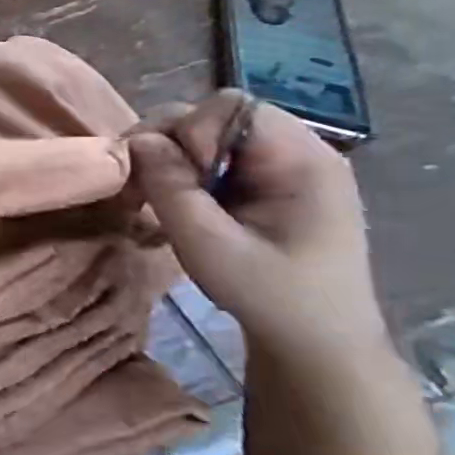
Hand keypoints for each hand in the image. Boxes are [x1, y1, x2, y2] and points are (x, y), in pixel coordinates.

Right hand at [126, 91, 387, 363]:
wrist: (319, 348)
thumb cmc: (271, 298)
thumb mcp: (209, 247)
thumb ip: (170, 187)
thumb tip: (136, 141)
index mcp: (302, 159)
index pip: (231, 107)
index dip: (190, 131)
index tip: (178, 179)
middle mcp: (297, 150)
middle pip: (215, 115)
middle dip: (171, 143)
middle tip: (145, 186)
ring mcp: (283, 166)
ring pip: (208, 134)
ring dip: (173, 160)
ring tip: (158, 197)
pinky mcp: (267, 184)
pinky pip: (214, 156)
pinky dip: (186, 172)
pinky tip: (179, 203)